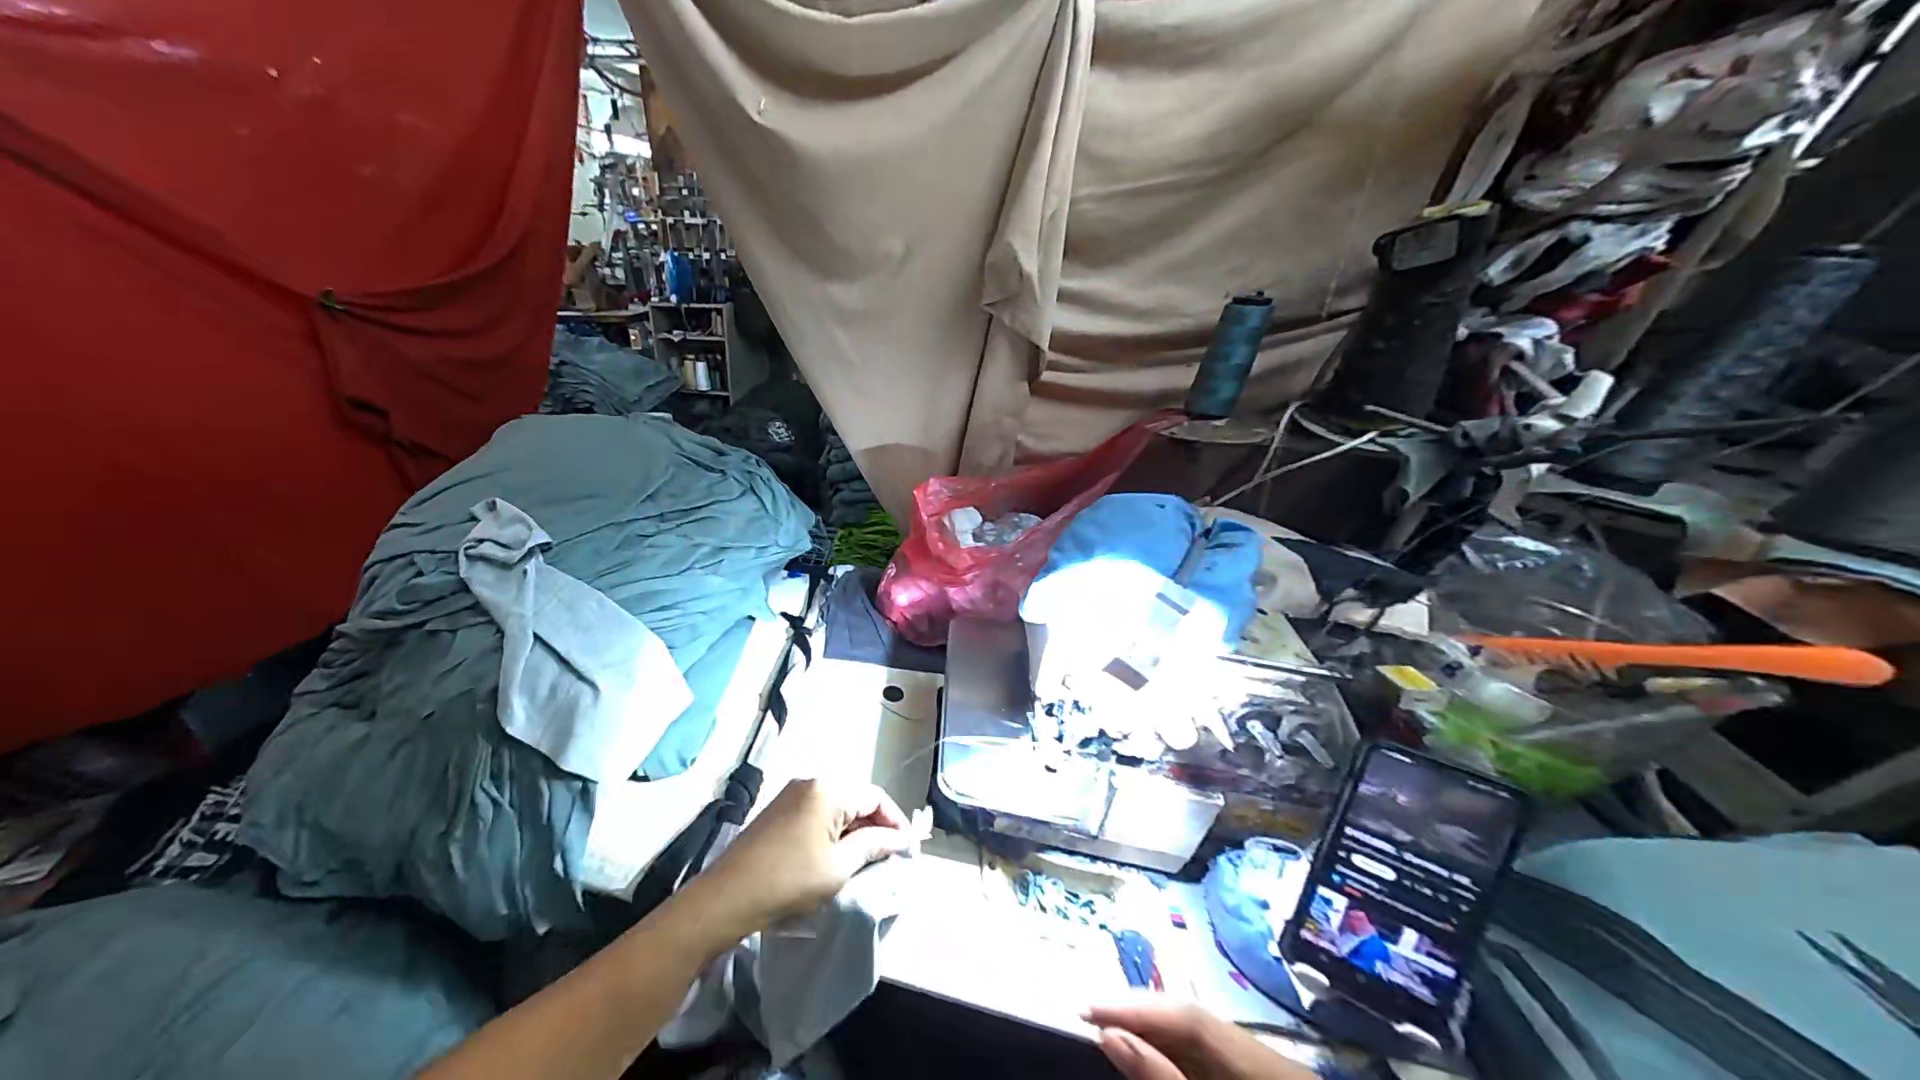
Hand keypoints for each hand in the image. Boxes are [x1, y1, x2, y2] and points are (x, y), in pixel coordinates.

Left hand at [695, 779, 916, 935]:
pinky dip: (834, 831)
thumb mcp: (839, 867)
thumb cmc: (788, 881)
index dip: (895, 821)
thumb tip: (899, 839)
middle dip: (876, 825)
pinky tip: (839, 855)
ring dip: (855, 829)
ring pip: (837, 806)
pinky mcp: (778, 811)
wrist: (725, 898)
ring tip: (868, 859)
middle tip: (891, 855)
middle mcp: (811, 782)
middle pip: (856, 798)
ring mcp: (791, 795)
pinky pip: (818, 813)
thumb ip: (873, 846)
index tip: (908, 848)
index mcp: (828, 789)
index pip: (875, 797)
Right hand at [1086, 1003, 1315, 1079]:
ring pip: (1201, 1037)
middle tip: (1089, 1017)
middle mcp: (1273, 1063)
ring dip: (1153, 1032)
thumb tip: (1110, 1035)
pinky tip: (1145, 1055)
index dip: (1137, 1008)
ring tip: (1108, 1030)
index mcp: (1269, 1072)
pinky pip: (1210, 1057)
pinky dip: (1173, 1053)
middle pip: (1196, 1022)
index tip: (1086, 1010)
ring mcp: (1270, 1075)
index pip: (1192, 1020)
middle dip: (1141, 1015)